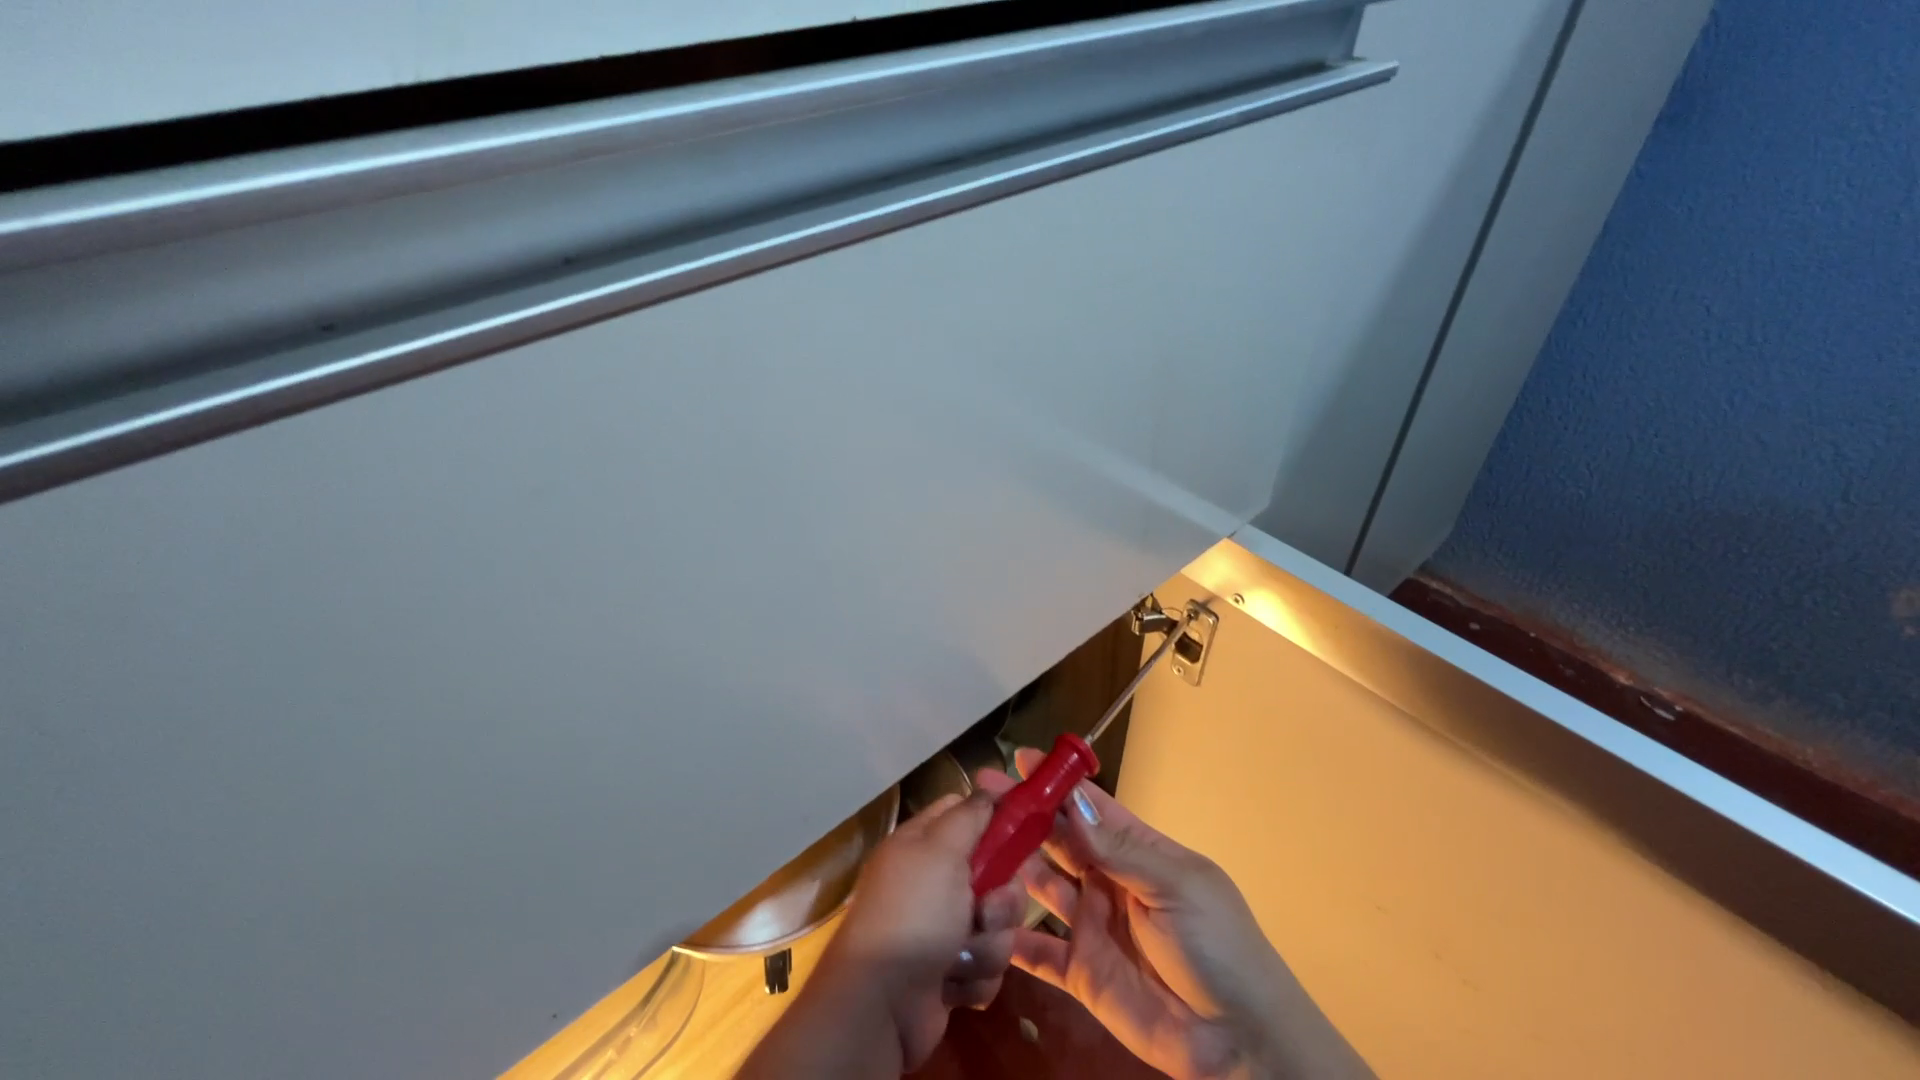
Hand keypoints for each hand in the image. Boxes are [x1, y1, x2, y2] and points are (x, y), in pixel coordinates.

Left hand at [828, 791, 1028, 1066]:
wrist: (882, 1005)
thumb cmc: (913, 916)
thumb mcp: (940, 851)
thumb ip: (969, 816)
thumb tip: (988, 788)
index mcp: (923, 846)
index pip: (967, 813)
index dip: (997, 817)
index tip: (1026, 825)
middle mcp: (934, 883)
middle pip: (996, 875)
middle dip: (1000, 903)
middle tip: (983, 913)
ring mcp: (942, 929)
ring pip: (997, 926)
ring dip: (986, 946)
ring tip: (958, 958)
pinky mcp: (950, 971)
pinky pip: (988, 965)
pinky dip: (974, 977)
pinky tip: (951, 985)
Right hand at [976, 749, 1371, 1079]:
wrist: (1236, 1038)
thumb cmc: (1216, 946)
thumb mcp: (1177, 887)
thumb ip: (1121, 850)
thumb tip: (1073, 803)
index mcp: (1139, 853)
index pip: (1090, 809)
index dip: (1057, 786)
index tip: (1019, 761)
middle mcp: (1108, 882)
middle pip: (1058, 842)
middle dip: (1023, 818)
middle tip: (978, 798)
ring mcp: (1091, 926)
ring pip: (1040, 887)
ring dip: (1009, 868)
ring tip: (969, 848)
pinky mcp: (1079, 972)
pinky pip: (1036, 950)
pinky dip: (1009, 936)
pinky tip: (976, 920)